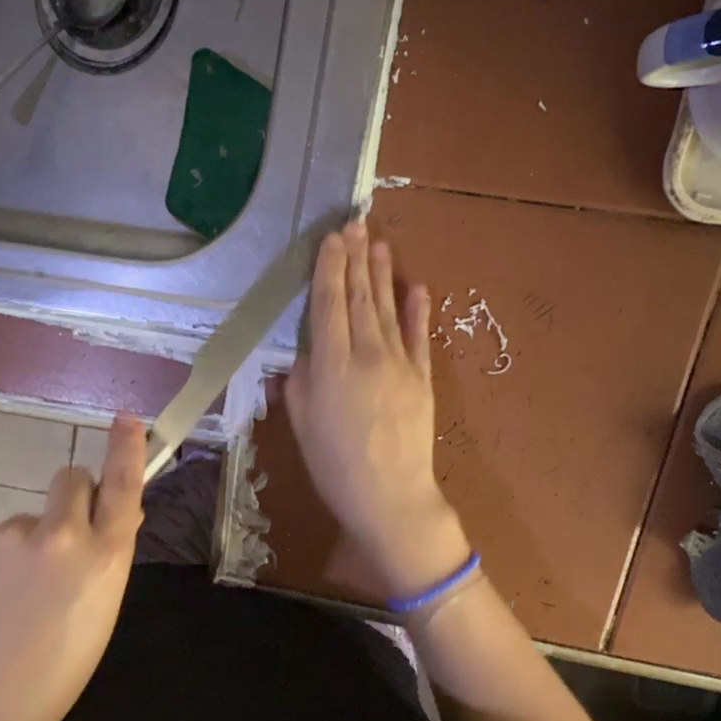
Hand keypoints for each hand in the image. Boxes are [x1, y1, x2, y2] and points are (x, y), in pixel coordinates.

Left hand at [0, 417, 146, 720]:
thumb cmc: (51, 682)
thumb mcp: (97, 621)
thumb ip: (104, 565)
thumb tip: (113, 523)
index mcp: (102, 560)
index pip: (122, 488)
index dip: (127, 450)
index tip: (127, 419)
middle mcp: (58, 535)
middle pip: (71, 480)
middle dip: (73, 500)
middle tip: (62, 550)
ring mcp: (6, 536)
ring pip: (28, 522)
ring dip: (29, 547)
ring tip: (15, 606)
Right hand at [286, 221, 469, 598]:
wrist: (390, 497)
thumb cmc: (334, 466)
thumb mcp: (301, 423)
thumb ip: (298, 381)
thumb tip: (306, 353)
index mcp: (332, 364)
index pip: (328, 303)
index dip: (328, 267)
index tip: (330, 238)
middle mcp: (368, 352)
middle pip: (359, 296)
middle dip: (355, 258)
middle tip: (354, 223)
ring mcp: (400, 363)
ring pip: (387, 308)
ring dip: (382, 273)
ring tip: (378, 242)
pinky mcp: (422, 378)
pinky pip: (419, 336)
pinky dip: (417, 310)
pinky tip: (415, 286)